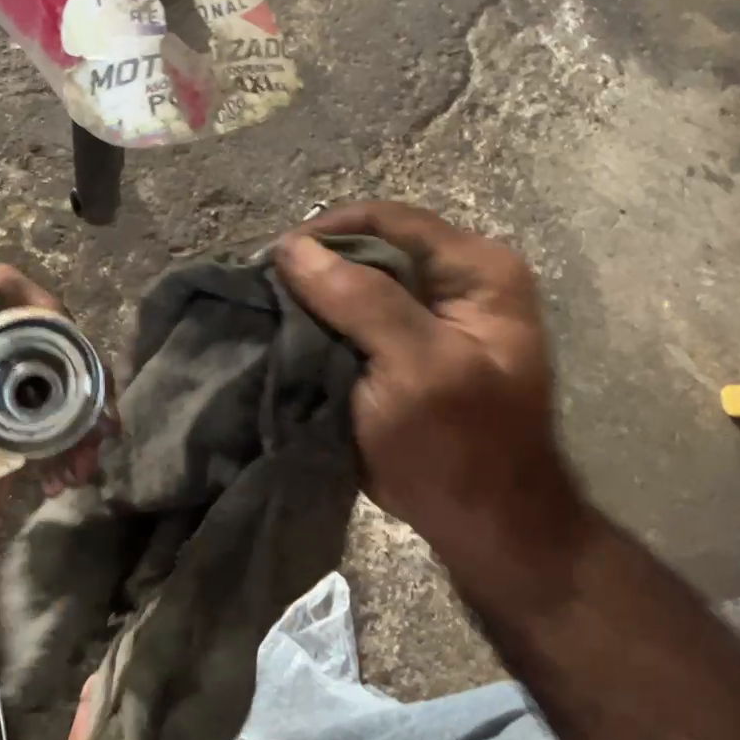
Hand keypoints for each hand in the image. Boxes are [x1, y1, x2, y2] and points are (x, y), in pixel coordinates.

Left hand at [0, 260, 106, 562]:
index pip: (0, 289)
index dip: (40, 306)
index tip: (65, 347)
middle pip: (43, 329)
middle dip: (76, 372)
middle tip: (92, 417)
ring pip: (61, 371)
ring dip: (83, 413)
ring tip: (84, 460)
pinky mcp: (18, 418)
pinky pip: (62, 411)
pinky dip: (75, 441)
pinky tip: (68, 476)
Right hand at [272, 202, 585, 577]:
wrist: (479, 520)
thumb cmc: (458, 443)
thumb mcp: (417, 366)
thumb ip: (361, 299)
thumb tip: (288, 247)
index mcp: (475, 269)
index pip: (383, 219)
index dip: (323, 235)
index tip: (270, 266)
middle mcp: (450, 278)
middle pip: (363, 245)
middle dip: (310, 266)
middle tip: (260, 294)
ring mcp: (422, 312)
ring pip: (348, 280)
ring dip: (305, 297)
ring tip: (262, 315)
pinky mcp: (394, 344)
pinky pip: (343, 314)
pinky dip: (309, 322)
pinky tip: (281, 336)